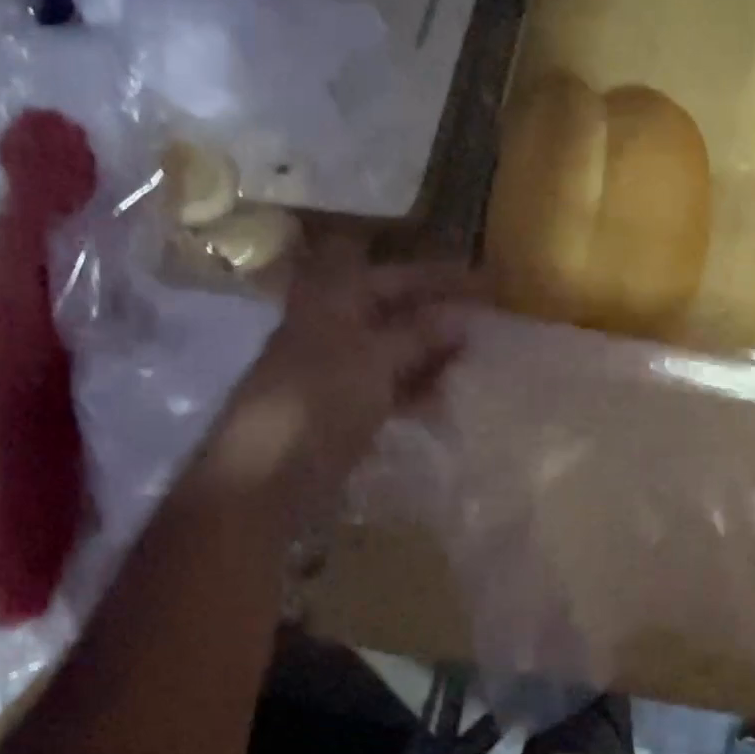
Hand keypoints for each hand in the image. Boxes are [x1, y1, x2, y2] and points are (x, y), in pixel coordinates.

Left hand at [206, 234, 482, 516]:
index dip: (438, 277)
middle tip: (487, 325)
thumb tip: (463, 314)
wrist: (267, 477)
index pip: (394, 276)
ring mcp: (336, 371)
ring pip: (394, 351)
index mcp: (333, 303)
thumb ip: (420, 334)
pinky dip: (417, 388)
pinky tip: (447, 398)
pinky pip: (389, 388)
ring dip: (432, 354)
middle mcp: (333, 329)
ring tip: (477, 361)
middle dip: (439, 316)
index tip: (484, 284)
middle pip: (394, 312)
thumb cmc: (319, 402)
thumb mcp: (376, 359)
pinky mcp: (343, 409)